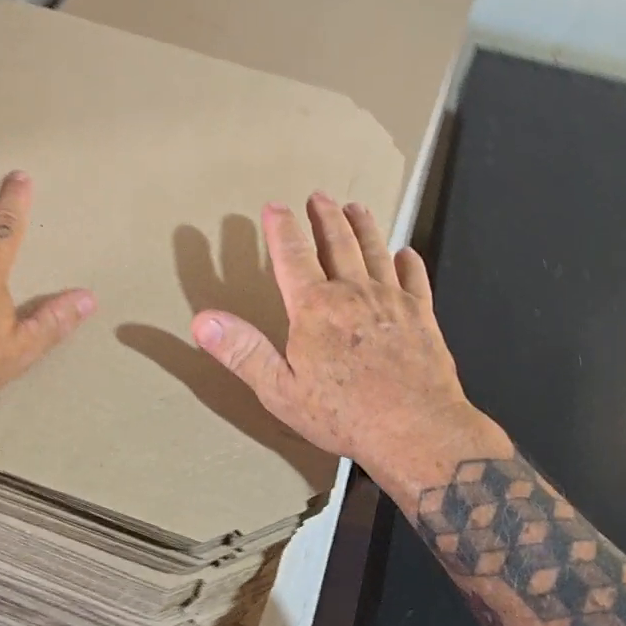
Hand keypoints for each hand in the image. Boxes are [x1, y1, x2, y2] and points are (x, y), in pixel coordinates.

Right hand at [191, 193, 509, 480]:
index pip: (293, 256)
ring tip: (356, 208)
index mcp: (315, 308)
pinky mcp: (423, 317)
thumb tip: (202, 321)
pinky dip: (409, 263)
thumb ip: (242, 351)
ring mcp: (392, 302)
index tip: (275, 206)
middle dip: (326, 217)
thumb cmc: (343, 414)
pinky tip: (406, 254)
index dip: (282, 229)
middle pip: (338, 243)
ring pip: (376, 251)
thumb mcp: (279, 389)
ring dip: (364, 227)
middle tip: (319, 196)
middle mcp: (354, 294)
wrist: (414, 429)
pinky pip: (415, 279)